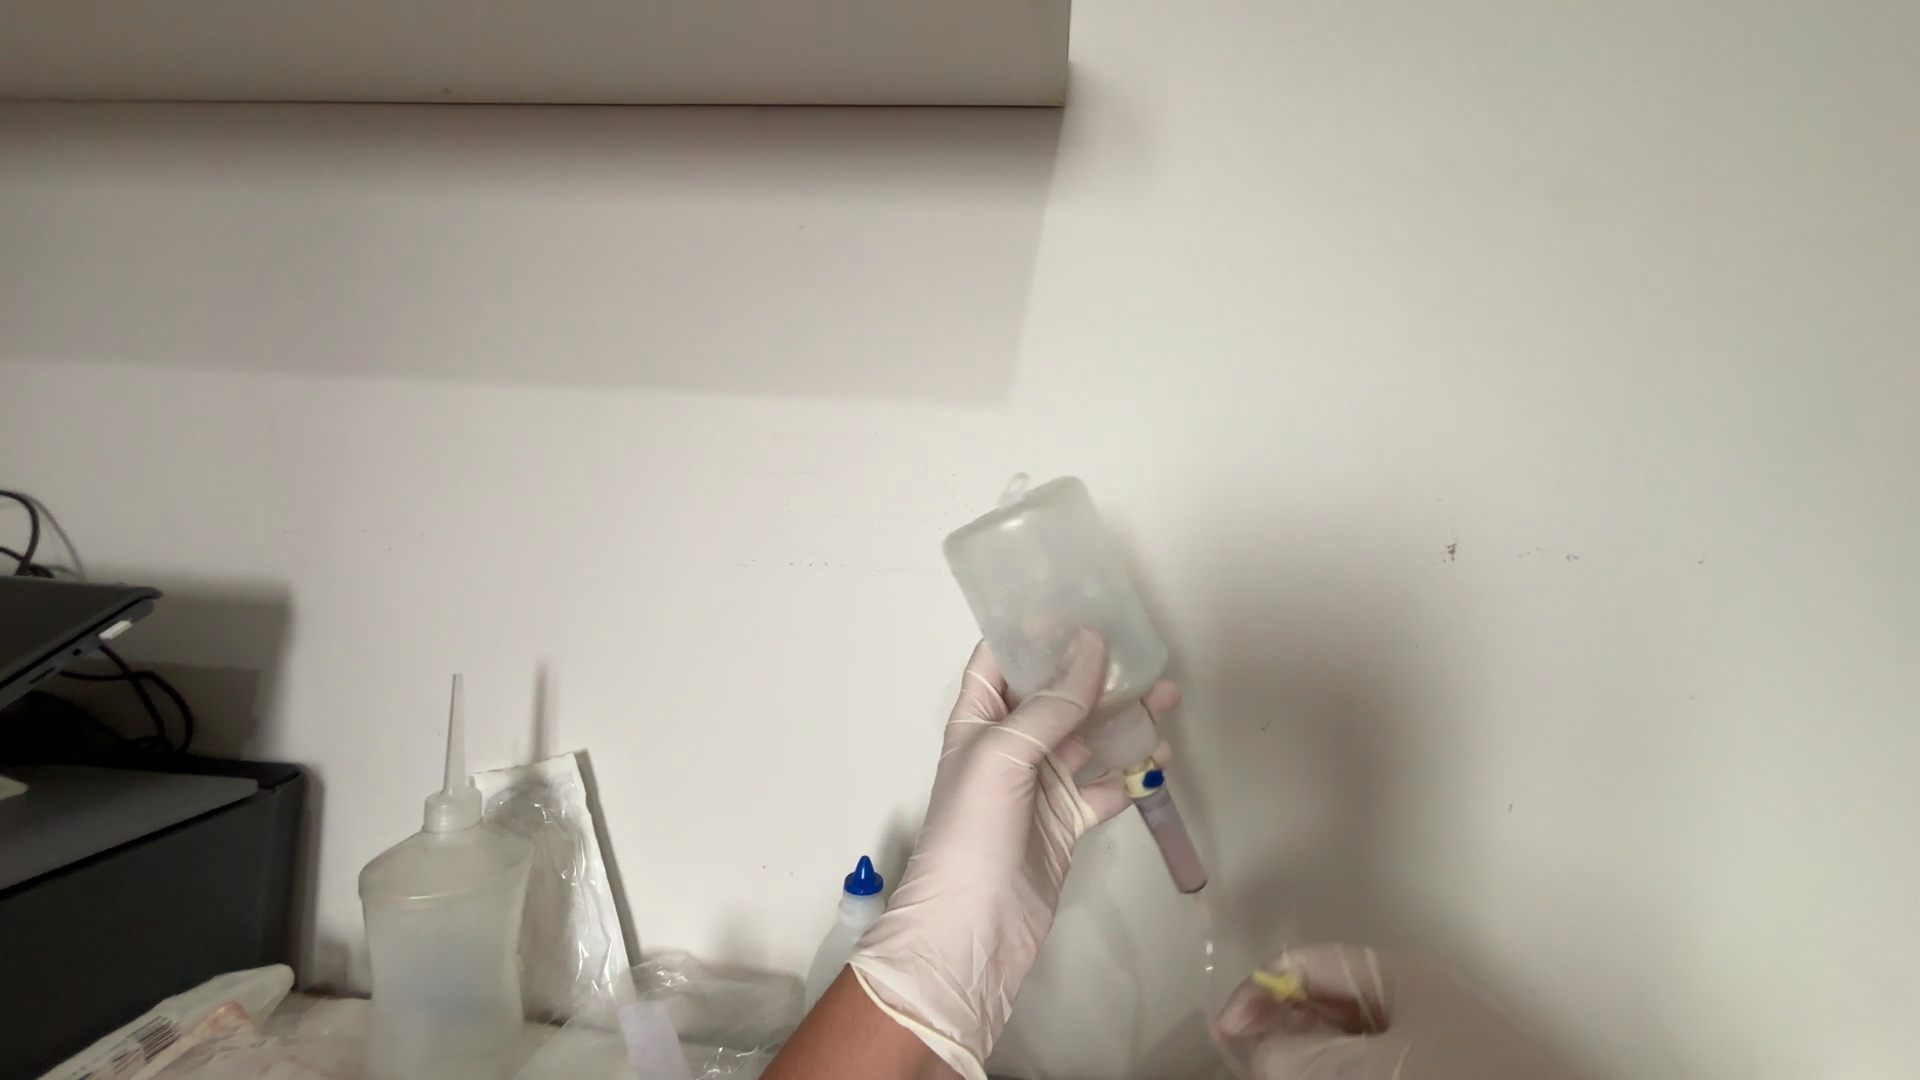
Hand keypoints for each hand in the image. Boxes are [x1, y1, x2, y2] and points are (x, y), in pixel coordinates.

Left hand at [850, 632, 1179, 1079]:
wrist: (974, 932)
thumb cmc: (973, 831)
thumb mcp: (1003, 754)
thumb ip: (1049, 703)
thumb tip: (1091, 643)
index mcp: (979, 717)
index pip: (1001, 658)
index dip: (1032, 631)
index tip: (1077, 609)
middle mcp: (1010, 742)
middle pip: (1055, 692)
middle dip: (1094, 671)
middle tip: (1140, 649)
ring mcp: (1041, 781)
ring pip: (1088, 735)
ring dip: (1125, 716)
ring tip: (1168, 693)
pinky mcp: (1068, 817)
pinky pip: (1106, 783)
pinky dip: (1132, 770)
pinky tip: (1160, 756)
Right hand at [1216, 945, 1582, 1079]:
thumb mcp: (1373, 1072)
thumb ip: (1302, 1060)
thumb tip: (1259, 1057)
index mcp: (1390, 976)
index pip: (1300, 964)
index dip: (1255, 994)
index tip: (1226, 1038)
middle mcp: (1406, 1001)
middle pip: (1320, 1004)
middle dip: (1280, 1035)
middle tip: (1254, 1070)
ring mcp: (1428, 1045)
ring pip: (1344, 1044)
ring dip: (1309, 1063)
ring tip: (1283, 1079)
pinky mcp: (1440, 1074)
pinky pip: (1372, 1067)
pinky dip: (1341, 1073)